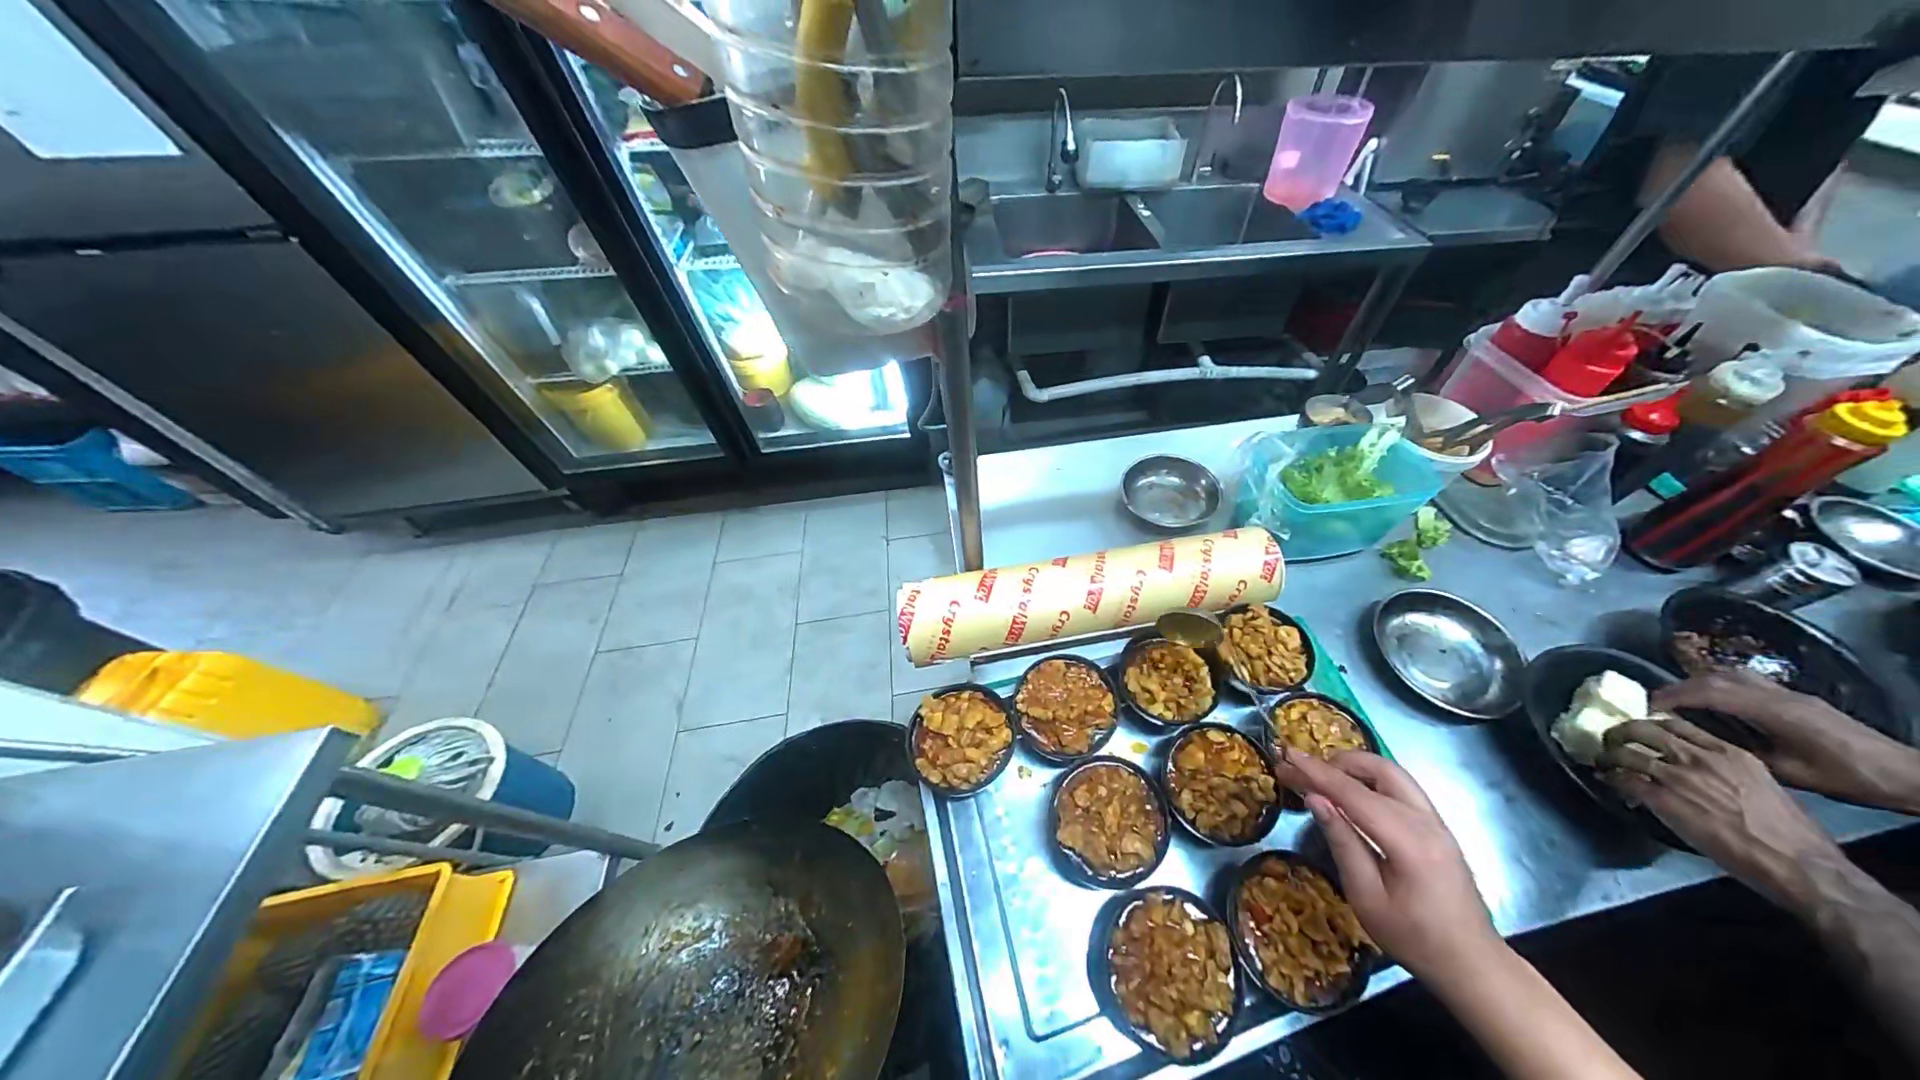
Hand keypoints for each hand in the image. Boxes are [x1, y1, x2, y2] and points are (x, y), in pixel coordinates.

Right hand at [1273, 749, 1501, 983]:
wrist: (1473, 965)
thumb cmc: (1414, 938)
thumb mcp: (1366, 897)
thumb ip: (1342, 843)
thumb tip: (1315, 799)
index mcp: (1408, 841)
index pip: (1353, 792)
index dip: (1316, 772)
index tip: (1286, 756)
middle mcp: (1426, 821)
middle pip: (1378, 769)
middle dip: (1335, 762)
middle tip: (1302, 770)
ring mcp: (1437, 822)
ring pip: (1391, 773)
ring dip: (1354, 767)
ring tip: (1321, 778)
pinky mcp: (1438, 827)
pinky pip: (1400, 787)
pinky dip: (1369, 779)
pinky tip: (1350, 793)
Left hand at [1598, 715, 1848, 910]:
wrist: (1797, 863)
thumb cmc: (1789, 832)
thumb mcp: (1762, 784)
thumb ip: (1727, 769)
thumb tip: (1702, 770)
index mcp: (1730, 753)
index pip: (1676, 723)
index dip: (1651, 723)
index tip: (1640, 729)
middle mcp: (1700, 758)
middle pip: (1642, 729)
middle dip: (1620, 732)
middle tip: (1612, 740)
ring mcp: (1678, 777)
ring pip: (1624, 753)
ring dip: (1608, 756)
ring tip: (1603, 761)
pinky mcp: (1662, 799)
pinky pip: (1622, 780)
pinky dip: (1610, 779)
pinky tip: (1608, 781)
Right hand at [1653, 671, 1919, 813]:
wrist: (1909, 775)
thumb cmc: (1850, 778)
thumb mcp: (1792, 773)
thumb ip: (1744, 752)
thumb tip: (1701, 744)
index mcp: (1777, 711)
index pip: (1711, 692)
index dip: (1673, 696)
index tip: (1646, 707)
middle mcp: (1780, 695)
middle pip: (1716, 677)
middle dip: (1678, 687)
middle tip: (1653, 703)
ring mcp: (1790, 694)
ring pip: (1731, 674)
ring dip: (1697, 683)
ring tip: (1677, 700)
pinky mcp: (1797, 699)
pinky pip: (1745, 682)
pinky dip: (1718, 686)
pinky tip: (1713, 702)